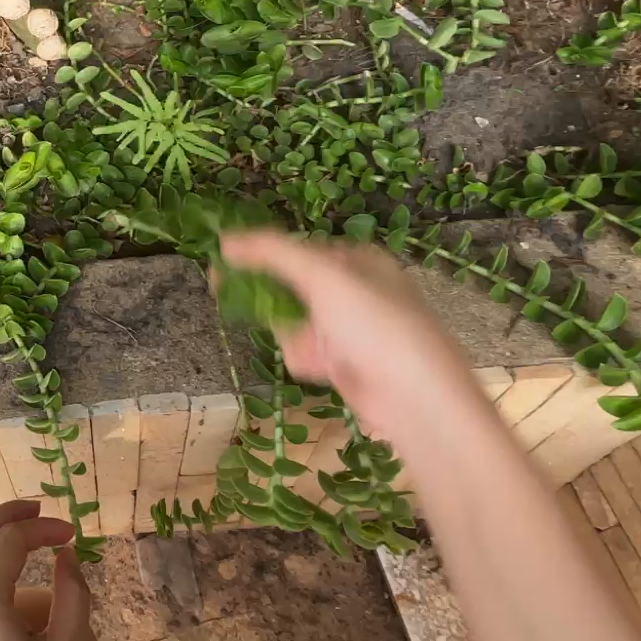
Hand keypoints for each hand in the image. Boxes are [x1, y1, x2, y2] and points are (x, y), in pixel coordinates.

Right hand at [219, 230, 478, 442]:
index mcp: (357, 260)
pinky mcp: (343, 360)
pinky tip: (323, 368)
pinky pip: (304, 349)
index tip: (224, 260)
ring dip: (290, 333)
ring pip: (291, 318)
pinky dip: (305, 357)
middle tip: (225, 293)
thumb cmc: (374, 327)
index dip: (259, 253)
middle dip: (269, 297)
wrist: (417, 400)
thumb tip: (223, 240)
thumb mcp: (321, 276)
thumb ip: (270, 252)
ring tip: (311, 349)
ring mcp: (349, 326)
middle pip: (288, 283)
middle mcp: (354, 289)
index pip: (295, 247)